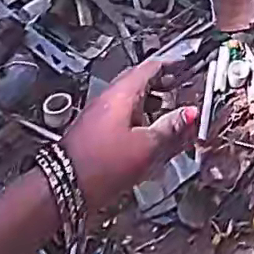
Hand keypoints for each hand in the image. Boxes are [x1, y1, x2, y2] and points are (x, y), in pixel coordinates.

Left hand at [61, 60, 197, 210]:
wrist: (62, 188)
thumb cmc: (100, 165)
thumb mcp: (146, 146)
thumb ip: (171, 128)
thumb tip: (191, 114)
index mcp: (121, 94)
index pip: (149, 67)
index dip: (169, 65)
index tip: (183, 67)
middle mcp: (108, 99)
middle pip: (139, 82)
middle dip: (161, 85)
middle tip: (179, 90)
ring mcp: (99, 115)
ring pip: (130, 100)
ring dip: (151, 103)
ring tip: (168, 114)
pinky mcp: (94, 132)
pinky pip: (122, 116)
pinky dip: (139, 118)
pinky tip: (147, 135)